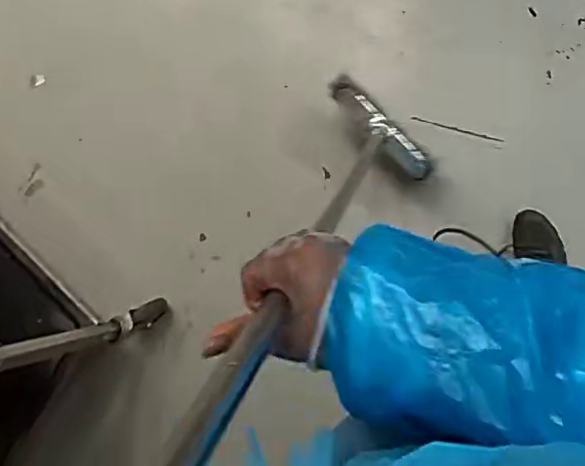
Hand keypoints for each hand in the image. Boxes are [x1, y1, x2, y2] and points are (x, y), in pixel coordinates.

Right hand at [203, 231, 350, 362]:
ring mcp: (326, 239)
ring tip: (314, 305)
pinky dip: (316, 270)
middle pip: (274, 260)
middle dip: (277, 285)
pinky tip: (329, 293)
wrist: (374, 316)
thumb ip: (241, 335)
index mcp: (285, 257)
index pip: (251, 272)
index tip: (275, 317)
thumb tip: (209, 343)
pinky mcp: (344, 244)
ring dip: (297, 276)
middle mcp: (304, 240)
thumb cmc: (326, 325)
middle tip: (294, 312)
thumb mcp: (282, 335)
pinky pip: (318, 254)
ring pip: (296, 256)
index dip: (257, 299)